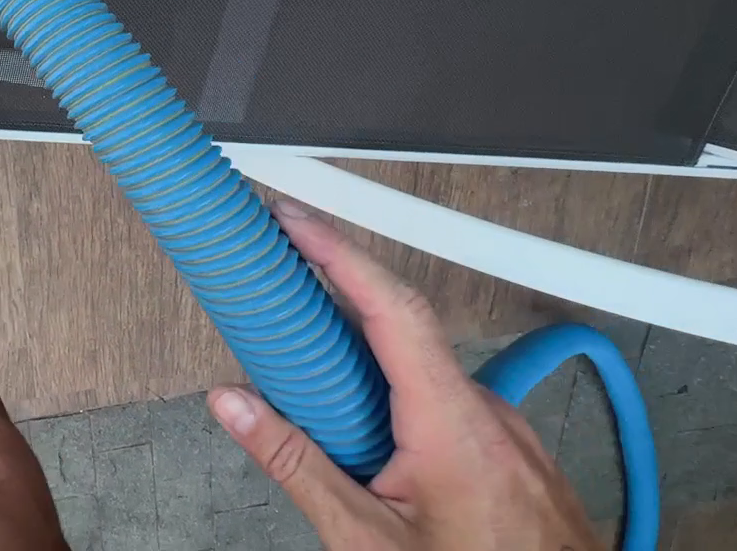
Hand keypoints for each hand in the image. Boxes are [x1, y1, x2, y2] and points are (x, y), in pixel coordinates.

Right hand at [207, 198, 601, 550]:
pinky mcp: (508, 452)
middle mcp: (487, 414)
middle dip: (331, 287)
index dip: (339, 253)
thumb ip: (297, 466)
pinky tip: (355, 405)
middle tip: (273, 265)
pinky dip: (385, 378)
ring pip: (416, 362)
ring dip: (355, 342)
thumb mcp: (369, 543)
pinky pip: (437, 392)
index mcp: (455, 426)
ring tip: (298, 344)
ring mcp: (504, 432)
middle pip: (399, 324)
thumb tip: (228, 401)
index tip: (293, 219)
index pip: (393, 309)